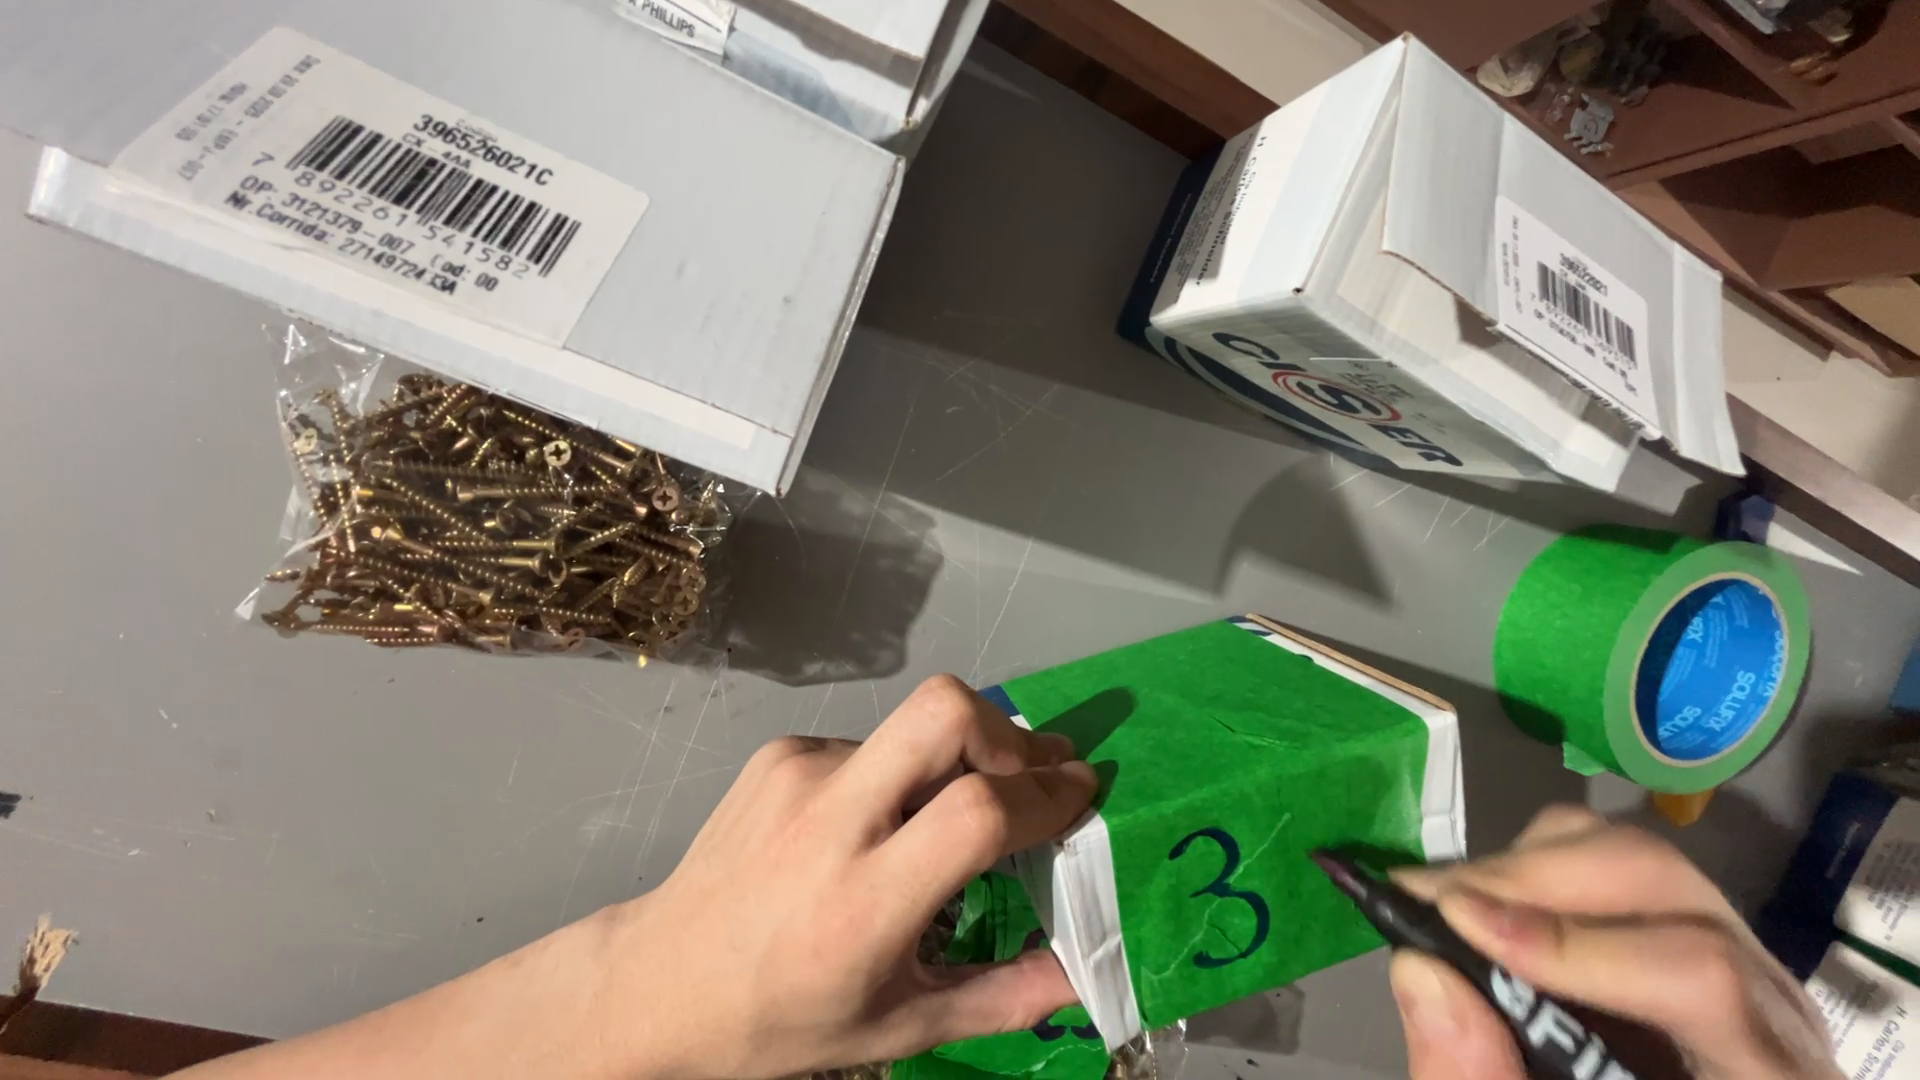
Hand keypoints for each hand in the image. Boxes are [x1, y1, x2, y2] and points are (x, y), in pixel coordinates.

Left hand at [614, 675, 1098, 1079]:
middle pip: (942, 711)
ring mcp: (798, 771)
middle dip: (1007, 731)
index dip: (1043, 795)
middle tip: (1033, 768)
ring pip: (912, 724)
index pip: (976, 812)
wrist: (661, 978)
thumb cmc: (785, 1019)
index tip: (1078, 792)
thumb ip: (1006, 996)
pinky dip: (900, 773)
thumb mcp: (902, 1025)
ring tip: (952, 805)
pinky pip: (871, 743)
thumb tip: (1086, 968)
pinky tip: (879, 818)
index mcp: (865, 901)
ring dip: (956, 758)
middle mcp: (830, 818)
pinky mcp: (780, 751)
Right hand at [1387, 805, 1838, 1079]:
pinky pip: (1597, 861)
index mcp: (1764, 1078)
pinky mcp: (1663, 935)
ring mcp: (1725, 962)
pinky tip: (1473, 909)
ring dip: (1515, 867)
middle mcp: (1767, 1011)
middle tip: (1432, 900)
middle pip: (1662, 885)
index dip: (1571, 941)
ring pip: (1625, 856)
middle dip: (1527, 878)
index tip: (1455, 921)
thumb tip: (1420, 968)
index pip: (1704, 977)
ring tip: (1442, 902)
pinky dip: (1519, 867)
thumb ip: (1486, 1079)